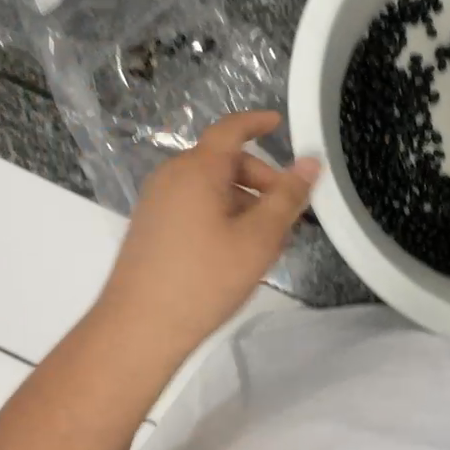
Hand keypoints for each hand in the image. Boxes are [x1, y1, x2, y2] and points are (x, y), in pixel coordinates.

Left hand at [93, 111, 320, 351]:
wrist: (139, 326)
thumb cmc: (204, 278)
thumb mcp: (258, 239)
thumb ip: (287, 197)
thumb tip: (309, 164)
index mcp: (197, 169)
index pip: (230, 129)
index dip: (256, 122)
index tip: (279, 123)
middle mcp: (172, 177)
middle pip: (224, 162)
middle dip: (261, 180)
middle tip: (289, 212)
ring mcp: (157, 202)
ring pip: (210, 188)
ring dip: (244, 202)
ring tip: (269, 241)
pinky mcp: (151, 227)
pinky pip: (193, 206)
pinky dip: (221, 214)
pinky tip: (238, 252)